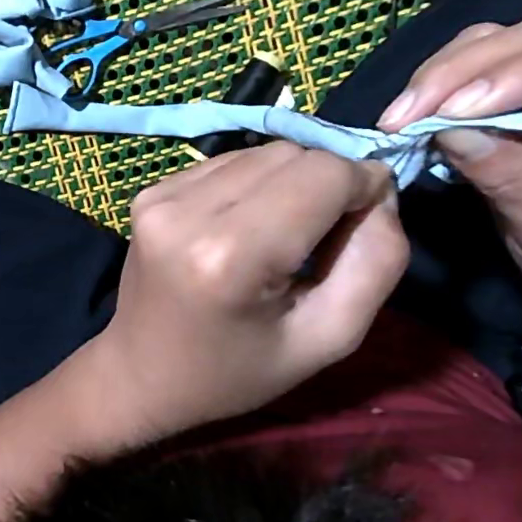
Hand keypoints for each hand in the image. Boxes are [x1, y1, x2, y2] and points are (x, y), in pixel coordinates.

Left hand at [89, 142, 407, 441]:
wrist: (143, 370)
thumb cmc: (237, 369)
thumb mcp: (329, 337)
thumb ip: (375, 260)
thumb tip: (379, 187)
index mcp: (228, 253)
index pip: (322, 172)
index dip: (361, 189)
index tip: (362, 229)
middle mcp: (184, 212)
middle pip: (290, 154)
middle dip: (327, 184)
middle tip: (322, 239)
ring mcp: (158, 197)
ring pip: (257, 152)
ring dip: (287, 182)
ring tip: (278, 237)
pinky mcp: (146, 193)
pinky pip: (223, 163)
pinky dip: (249, 184)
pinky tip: (241, 226)